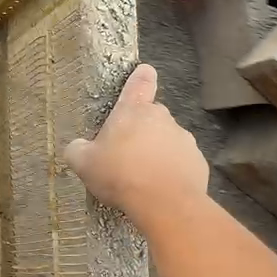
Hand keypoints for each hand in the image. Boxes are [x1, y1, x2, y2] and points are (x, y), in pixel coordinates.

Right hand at [63, 64, 208, 223]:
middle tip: (124, 153)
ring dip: (155, 151)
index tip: (144, 72)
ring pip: (166, 140)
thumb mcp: (83, 163)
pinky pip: (180, 162)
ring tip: (141, 176)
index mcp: (133, 111)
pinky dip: (170, 170)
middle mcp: (162, 118)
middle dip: (140, 129)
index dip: (141, 77)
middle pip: (150, 116)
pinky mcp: (198, 162)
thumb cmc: (120, 174)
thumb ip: (77, 149)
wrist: (165, 204)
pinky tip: (158, 188)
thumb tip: (78, 146)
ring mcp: (184, 139)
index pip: (139, 83)